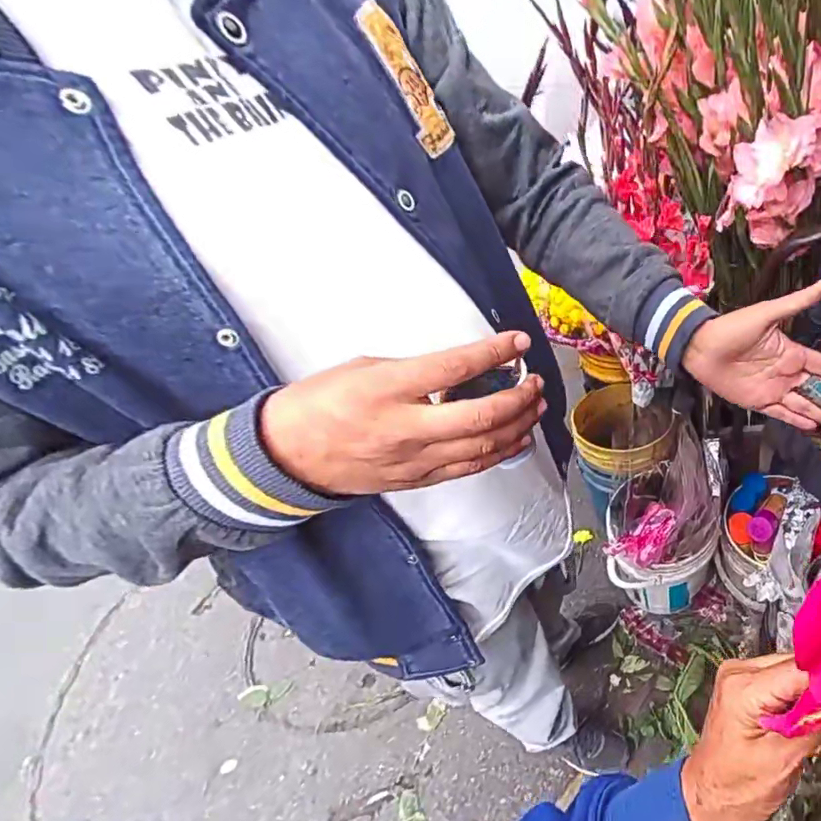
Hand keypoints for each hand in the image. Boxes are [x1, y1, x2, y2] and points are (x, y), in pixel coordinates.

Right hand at [259, 332, 545, 494]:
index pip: (454, 368)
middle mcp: (404, 428)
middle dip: (519, 397)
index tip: (517, 342)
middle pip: (481, 416)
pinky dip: (503, 451)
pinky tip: (520, 436)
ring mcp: (415, 458)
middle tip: (534, 382)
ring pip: (485, 445)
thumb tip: (466, 367)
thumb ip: (418, 370)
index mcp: (385, 390)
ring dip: (520, 424)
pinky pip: (473, 467)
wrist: (284, 454)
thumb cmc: (318, 405)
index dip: (493, 353)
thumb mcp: (364, 369)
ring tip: (536, 405)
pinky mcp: (421, 478)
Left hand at [681, 279, 820, 431]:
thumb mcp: (768, 313)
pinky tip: (814, 426)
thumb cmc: (732, 328)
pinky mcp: (760, 402)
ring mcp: (775, 389)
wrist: (701, 348)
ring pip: (806, 404)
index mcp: (792, 353)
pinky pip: (783, 414)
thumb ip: (797, 302)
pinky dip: (799, 421)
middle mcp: (787, 373)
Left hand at [681, 654, 820, 820]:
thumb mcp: (783, 761)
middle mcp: (744, 668)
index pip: (803, 669)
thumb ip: (816, 726)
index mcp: (745, 686)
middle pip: (805, 670)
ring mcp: (747, 673)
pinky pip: (793, 685)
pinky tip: (819, 736)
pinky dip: (809, 709)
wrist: (703, 803)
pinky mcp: (753, 683)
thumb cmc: (737, 791)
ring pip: (803, 677)